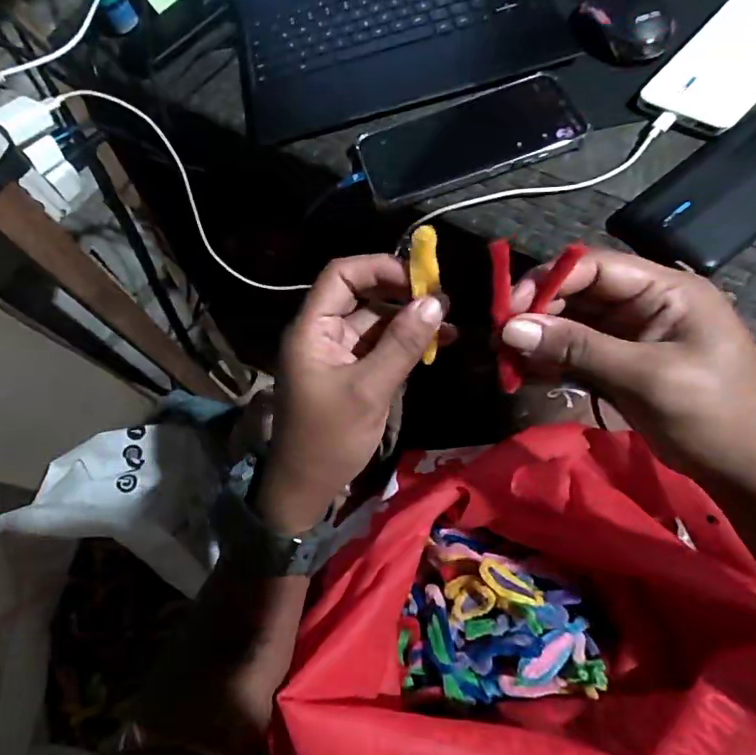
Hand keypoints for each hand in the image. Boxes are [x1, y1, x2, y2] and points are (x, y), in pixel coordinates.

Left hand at [264, 255, 446, 533]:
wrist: (306, 487)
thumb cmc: (329, 439)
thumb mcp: (368, 390)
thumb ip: (401, 345)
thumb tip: (436, 302)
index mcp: (311, 328)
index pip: (341, 275)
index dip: (379, 267)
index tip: (420, 278)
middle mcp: (322, 332)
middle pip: (361, 293)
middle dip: (401, 292)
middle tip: (443, 299)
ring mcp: (337, 351)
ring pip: (374, 319)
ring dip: (409, 318)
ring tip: (449, 322)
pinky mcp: (351, 370)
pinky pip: (379, 344)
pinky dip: (405, 341)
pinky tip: (438, 342)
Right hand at [502, 250, 755, 486]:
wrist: (755, 474)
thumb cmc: (715, 416)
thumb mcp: (647, 377)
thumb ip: (578, 348)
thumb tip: (511, 329)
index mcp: (666, 289)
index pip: (594, 266)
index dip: (547, 281)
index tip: (508, 310)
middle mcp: (645, 303)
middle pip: (577, 292)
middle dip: (537, 312)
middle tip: (501, 340)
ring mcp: (632, 335)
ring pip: (570, 322)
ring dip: (538, 339)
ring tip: (507, 361)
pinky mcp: (621, 363)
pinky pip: (575, 351)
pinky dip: (550, 360)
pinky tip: (526, 374)